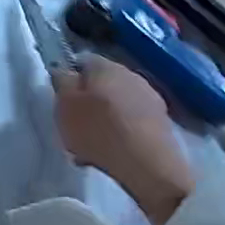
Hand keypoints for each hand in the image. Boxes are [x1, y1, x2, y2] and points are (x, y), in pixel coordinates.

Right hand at [52, 55, 194, 224]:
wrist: (146, 163)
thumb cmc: (97, 130)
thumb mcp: (65, 106)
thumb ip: (62, 82)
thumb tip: (64, 70)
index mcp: (105, 65)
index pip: (82, 61)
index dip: (69, 80)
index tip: (63, 102)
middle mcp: (130, 73)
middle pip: (102, 84)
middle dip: (89, 102)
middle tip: (76, 127)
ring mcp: (150, 96)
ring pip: (118, 104)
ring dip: (106, 119)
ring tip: (94, 146)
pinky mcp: (162, 120)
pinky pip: (133, 122)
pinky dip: (122, 133)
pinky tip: (114, 152)